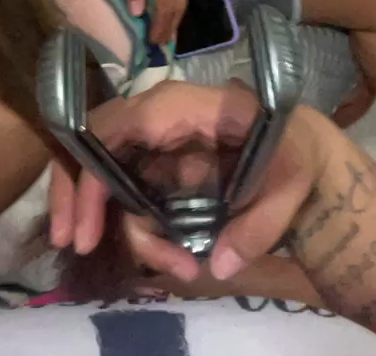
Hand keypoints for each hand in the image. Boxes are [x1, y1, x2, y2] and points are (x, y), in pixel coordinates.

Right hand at [46, 81, 343, 281]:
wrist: (301, 144)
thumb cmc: (293, 150)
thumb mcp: (290, 182)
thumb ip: (257, 224)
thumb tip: (217, 265)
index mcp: (181, 107)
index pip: (116, 128)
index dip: (92, 175)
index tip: (85, 230)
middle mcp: (157, 115)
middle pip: (94, 143)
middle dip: (77, 194)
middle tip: (74, 241)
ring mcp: (155, 138)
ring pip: (109, 174)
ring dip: (127, 228)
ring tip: (177, 269)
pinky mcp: (159, 160)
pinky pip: (131, 189)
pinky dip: (140, 227)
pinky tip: (176, 260)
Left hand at [106, 0, 186, 44]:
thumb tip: (137, 14)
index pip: (168, 5)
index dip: (162, 26)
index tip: (154, 45)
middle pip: (180, 2)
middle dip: (171, 25)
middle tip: (161, 45)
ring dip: (173, 15)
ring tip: (163, 33)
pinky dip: (171, 1)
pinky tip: (163, 9)